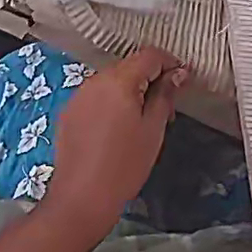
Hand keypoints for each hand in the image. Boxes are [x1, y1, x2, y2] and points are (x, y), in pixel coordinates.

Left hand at [38, 48, 186, 236]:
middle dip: (150, 79)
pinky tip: (117, 130)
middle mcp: (95, 80)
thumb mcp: (153, 129)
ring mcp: (78, 95)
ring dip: (130, 91)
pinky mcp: (69, 111)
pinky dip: (111, 103)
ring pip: (111, 81)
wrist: (82, 195)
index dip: (170, 63)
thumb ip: (165, 95)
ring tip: (143, 122)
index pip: (149, 55)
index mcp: (118, 80)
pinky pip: (95, 97)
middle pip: (128, 66)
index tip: (183, 81)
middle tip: (167, 108)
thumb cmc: (125, 164)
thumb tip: (178, 73)